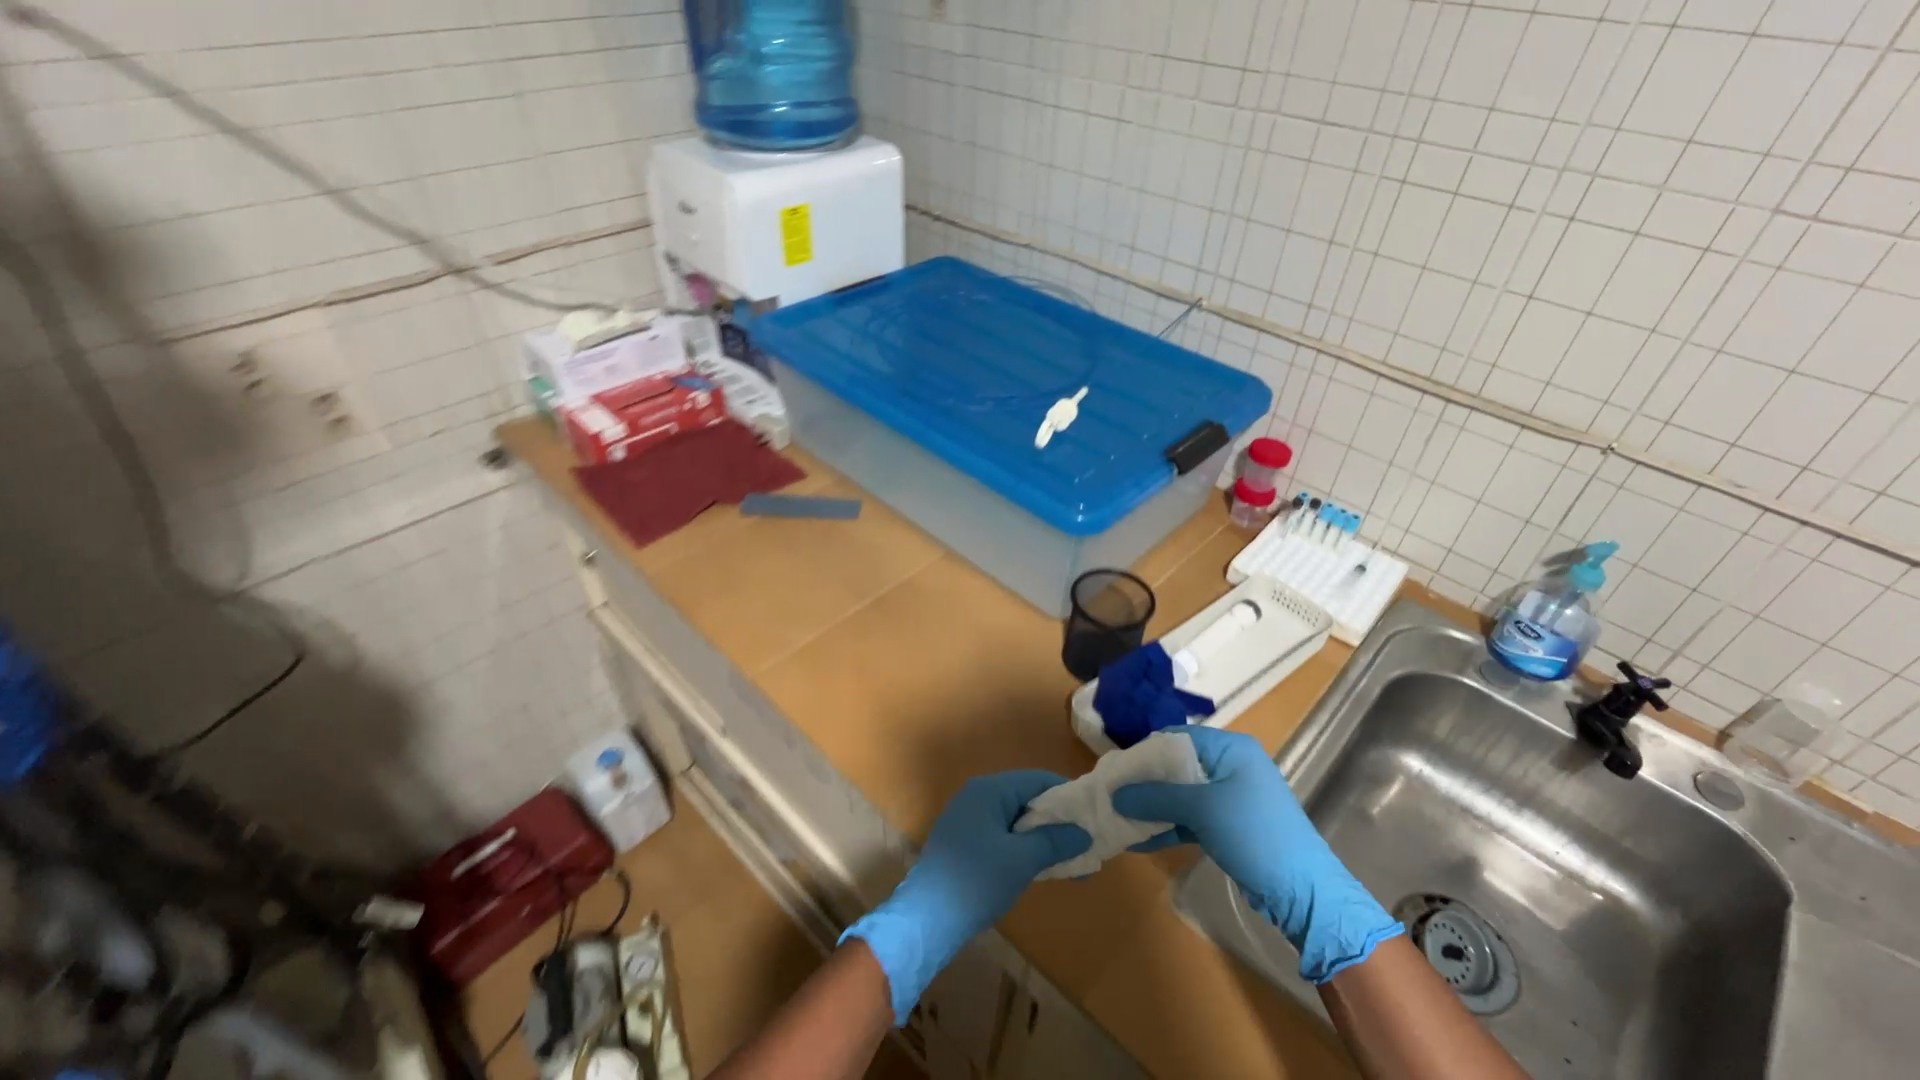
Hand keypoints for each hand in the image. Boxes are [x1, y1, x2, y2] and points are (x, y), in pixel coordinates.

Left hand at [843, 770, 1090, 1023]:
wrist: (927, 919)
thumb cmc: (975, 881)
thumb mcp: (1021, 860)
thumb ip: (1054, 841)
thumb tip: (1084, 833)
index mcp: (989, 791)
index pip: (1037, 780)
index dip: (1068, 796)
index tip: (1094, 815)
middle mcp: (978, 798)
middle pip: (1027, 799)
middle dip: (1058, 821)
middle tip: (1089, 842)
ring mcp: (969, 821)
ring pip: (1017, 822)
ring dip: (1045, 839)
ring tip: (1075, 860)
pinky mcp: (966, 844)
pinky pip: (1005, 837)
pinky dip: (1026, 849)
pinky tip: (1047, 868)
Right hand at [1111, 726, 1402, 983]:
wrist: (1302, 890)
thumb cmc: (1254, 835)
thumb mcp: (1203, 809)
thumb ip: (1157, 797)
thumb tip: (1117, 795)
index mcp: (1232, 749)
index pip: (1178, 737)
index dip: (1145, 752)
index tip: (1115, 771)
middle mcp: (1232, 765)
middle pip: (1178, 765)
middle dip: (1145, 782)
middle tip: (1112, 796)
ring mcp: (1232, 797)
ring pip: (1182, 793)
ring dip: (1153, 806)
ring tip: (1118, 818)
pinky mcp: (1230, 825)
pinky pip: (1191, 817)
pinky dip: (1168, 825)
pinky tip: (1139, 839)